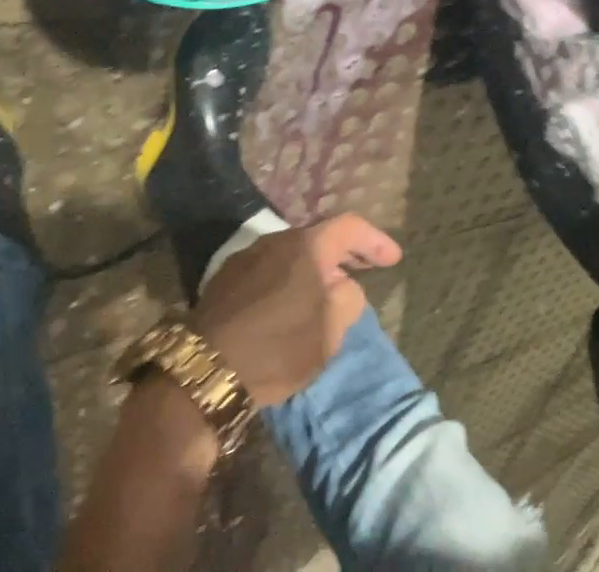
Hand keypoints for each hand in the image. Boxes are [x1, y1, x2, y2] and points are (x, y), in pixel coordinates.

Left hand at [190, 214, 400, 405]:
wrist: (206, 370)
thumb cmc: (278, 348)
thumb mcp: (330, 332)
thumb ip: (348, 300)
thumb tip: (344, 286)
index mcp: (306, 246)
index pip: (349, 227)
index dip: (375, 240)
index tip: (392, 260)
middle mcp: (274, 241)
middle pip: (318, 237)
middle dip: (345, 253)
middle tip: (366, 269)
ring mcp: (245, 258)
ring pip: (291, 254)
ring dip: (314, 268)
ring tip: (329, 290)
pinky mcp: (224, 280)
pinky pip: (268, 269)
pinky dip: (288, 279)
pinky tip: (292, 303)